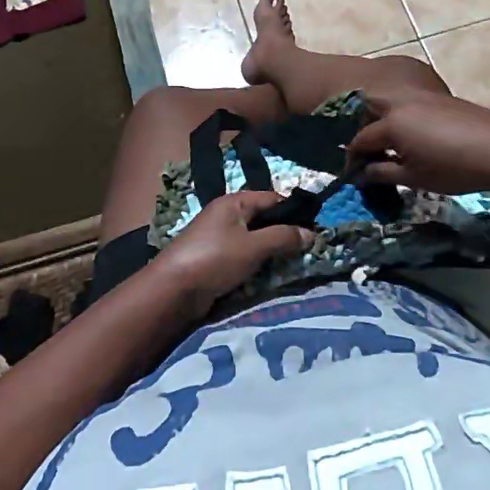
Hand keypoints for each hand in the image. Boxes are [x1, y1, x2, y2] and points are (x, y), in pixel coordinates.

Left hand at [148, 190, 315, 313]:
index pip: (273, 198)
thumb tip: (311, 234)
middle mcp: (227, 215)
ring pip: (255, 239)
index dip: (295, 211)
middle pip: (264, 218)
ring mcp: (220, 237)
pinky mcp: (216, 258)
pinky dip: (258, 262)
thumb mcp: (254, 246)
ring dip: (272, 250)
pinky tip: (272, 272)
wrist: (173, 291)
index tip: (316, 227)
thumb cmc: (215, 259)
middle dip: (285, 232)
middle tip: (308, 247)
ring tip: (294, 261)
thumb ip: (284, 237)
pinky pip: (245, 255)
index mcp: (234, 202)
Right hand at [348, 86, 489, 194]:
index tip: (352, 175)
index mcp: (390, 123)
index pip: (360, 140)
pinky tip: (415, 140)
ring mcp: (423, 98)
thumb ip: (383, 173)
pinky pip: (410, 106)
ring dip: (383, 122)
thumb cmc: (453, 167)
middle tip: (369, 155)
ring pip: (391, 105)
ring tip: (391, 148)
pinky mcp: (441, 100)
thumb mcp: (414, 177)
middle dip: (364, 130)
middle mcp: (401, 103)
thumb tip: (362, 174)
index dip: (353, 158)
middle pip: (370, 110)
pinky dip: (403, 119)